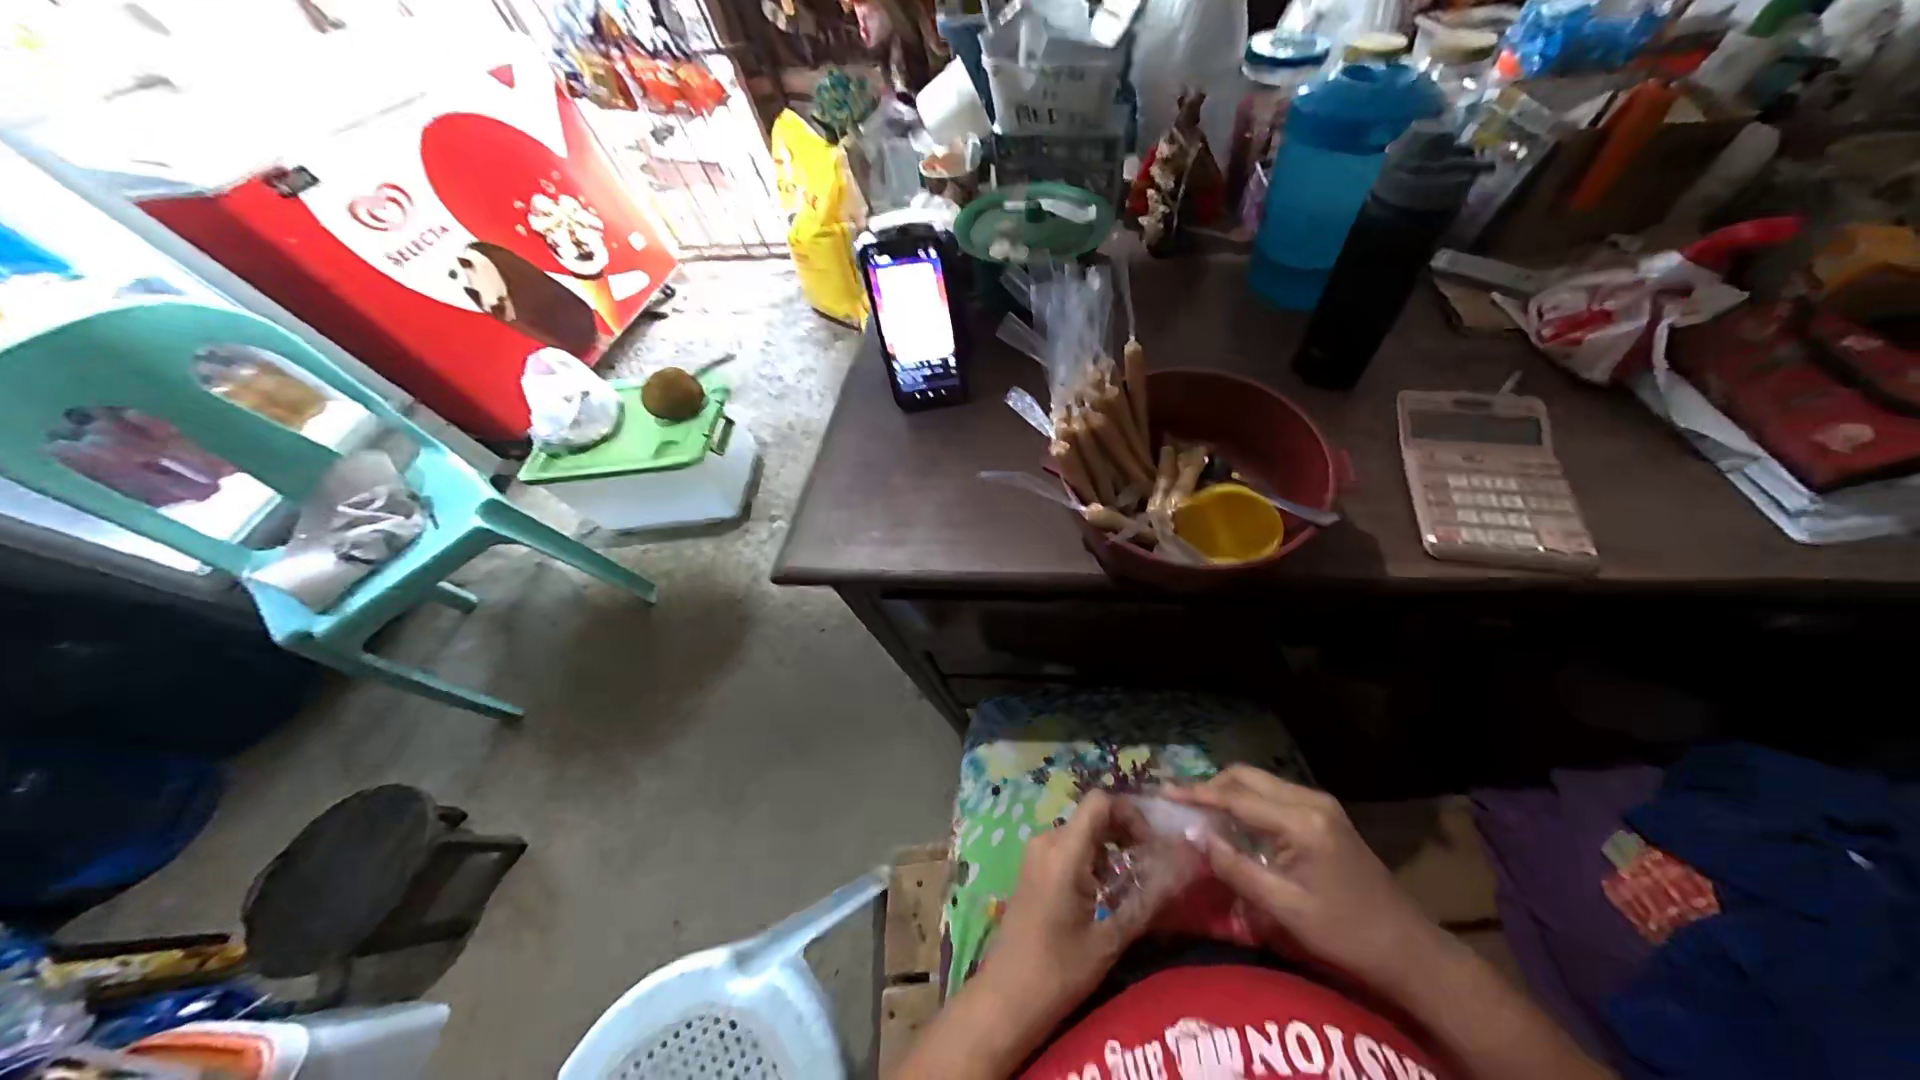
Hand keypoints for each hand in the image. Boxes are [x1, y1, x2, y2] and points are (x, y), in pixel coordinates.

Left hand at [975, 790, 1186, 1026]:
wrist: (1006, 997)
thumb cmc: (1059, 970)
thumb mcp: (1110, 938)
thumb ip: (1147, 899)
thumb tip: (1183, 870)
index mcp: (1063, 850)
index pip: (1100, 802)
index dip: (1131, 814)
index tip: (1153, 844)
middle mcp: (1046, 841)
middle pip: (1093, 816)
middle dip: (1126, 833)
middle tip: (1153, 865)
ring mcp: (1036, 854)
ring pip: (1082, 833)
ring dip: (1112, 849)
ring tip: (1136, 882)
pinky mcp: (1033, 869)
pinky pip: (1069, 849)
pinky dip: (1093, 860)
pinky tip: (1109, 892)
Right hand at [1171, 766, 1445, 990]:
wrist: (1409, 948)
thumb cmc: (1345, 934)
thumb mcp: (1285, 909)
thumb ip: (1236, 868)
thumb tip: (1195, 836)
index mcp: (1301, 823)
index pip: (1236, 797)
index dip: (1197, 794)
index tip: (1164, 793)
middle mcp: (1310, 801)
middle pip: (1246, 776)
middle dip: (1210, 785)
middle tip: (1180, 802)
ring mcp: (1320, 804)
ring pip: (1259, 781)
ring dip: (1228, 790)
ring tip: (1200, 810)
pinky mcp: (1324, 814)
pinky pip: (1273, 793)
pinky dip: (1247, 799)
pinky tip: (1234, 820)